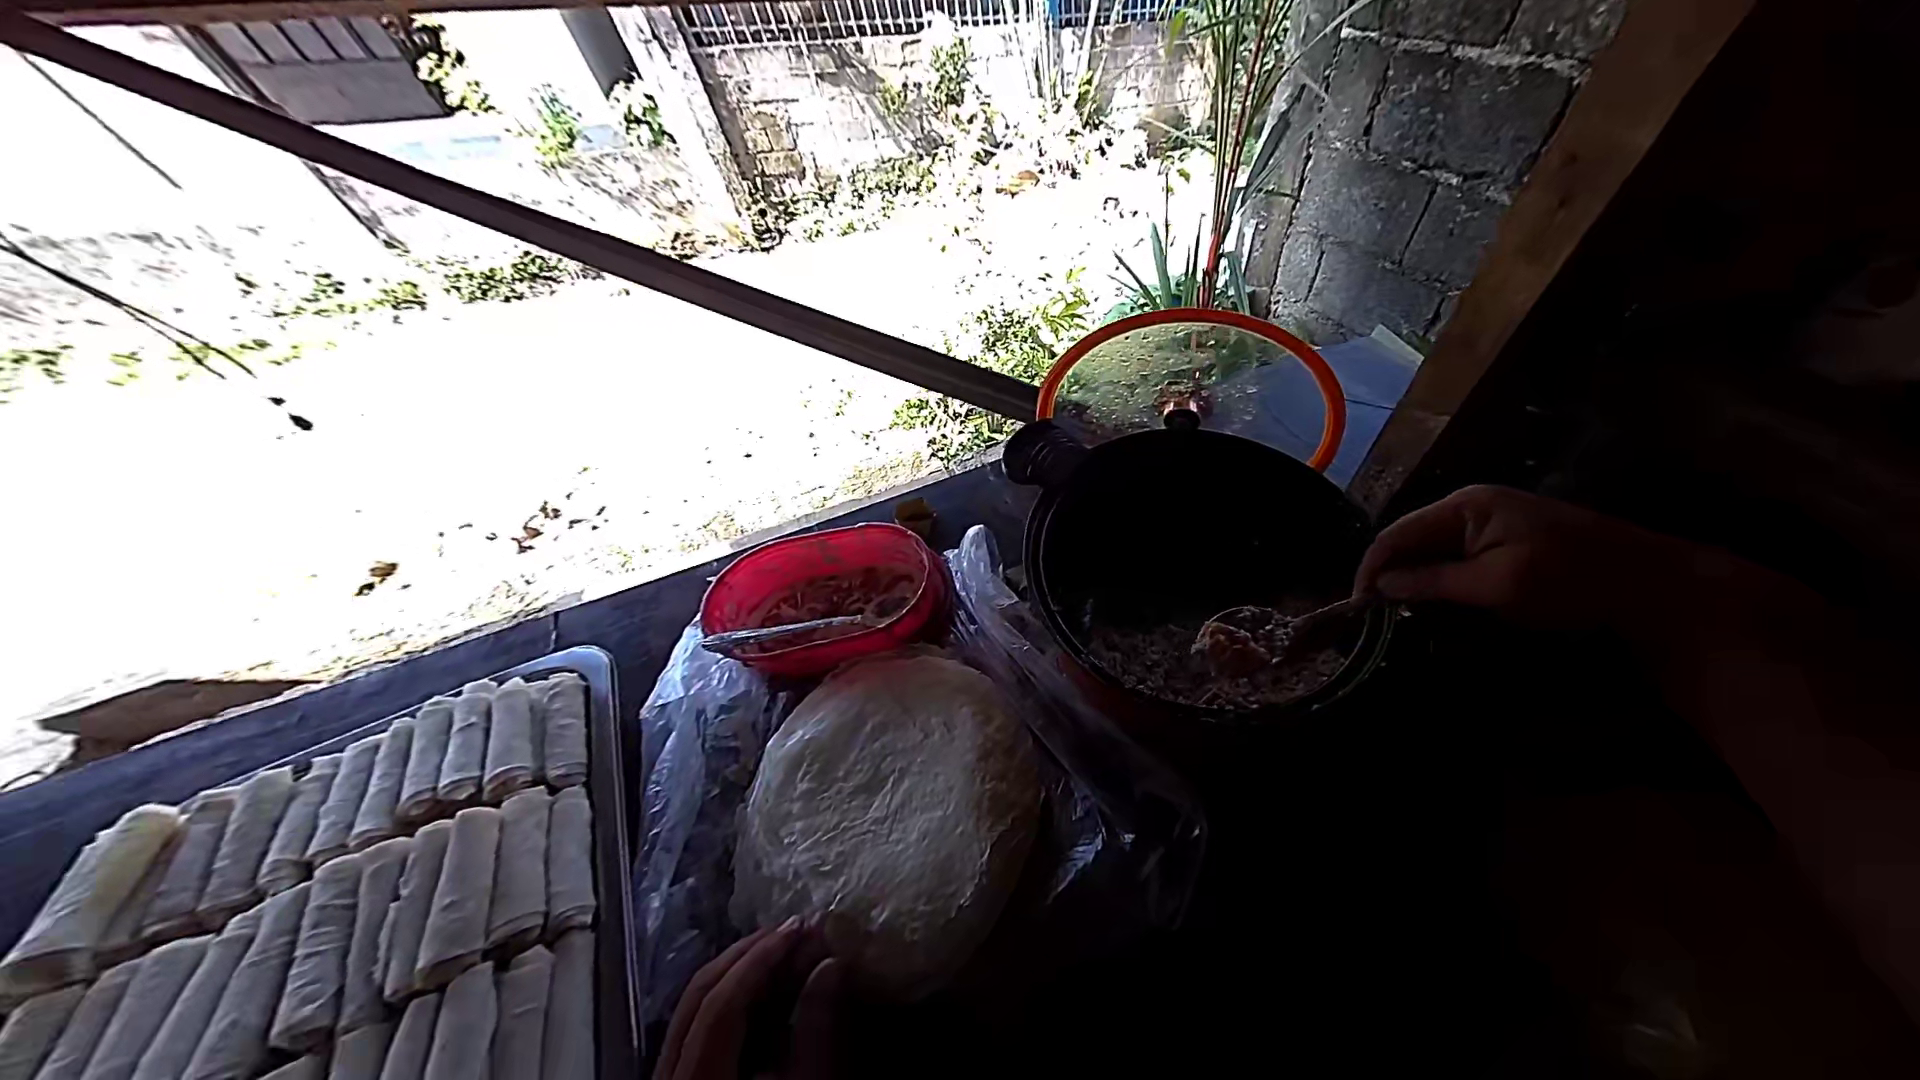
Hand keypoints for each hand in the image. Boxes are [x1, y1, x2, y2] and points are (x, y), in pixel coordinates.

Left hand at [654, 920, 844, 1079]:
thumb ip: (819, 1031)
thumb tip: (831, 963)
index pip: (721, 1005)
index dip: (761, 959)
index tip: (801, 928)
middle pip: (698, 998)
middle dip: (748, 954)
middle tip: (794, 930)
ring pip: (692, 1010)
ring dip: (739, 971)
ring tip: (784, 949)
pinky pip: (696, 1030)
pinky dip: (732, 1000)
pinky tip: (766, 990)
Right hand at [1353, 485, 1692, 630]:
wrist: (1658, 586)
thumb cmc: (1574, 581)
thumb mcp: (1496, 585)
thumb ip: (1432, 581)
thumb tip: (1380, 586)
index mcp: (1465, 506)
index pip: (1395, 534)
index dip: (1371, 569)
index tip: (1356, 605)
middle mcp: (1469, 504)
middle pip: (1408, 538)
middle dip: (1387, 573)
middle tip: (1373, 610)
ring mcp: (1487, 518)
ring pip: (1427, 547)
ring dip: (1410, 576)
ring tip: (1394, 607)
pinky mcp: (1501, 535)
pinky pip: (1450, 553)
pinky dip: (1434, 575)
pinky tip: (1429, 596)